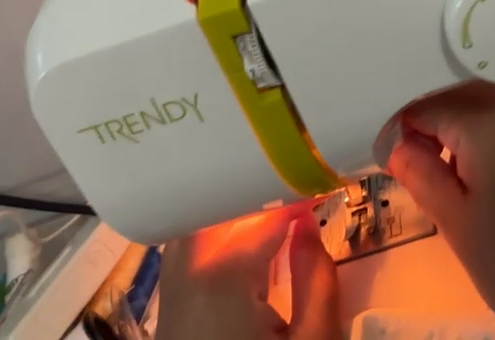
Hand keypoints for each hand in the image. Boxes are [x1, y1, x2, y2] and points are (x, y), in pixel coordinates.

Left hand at [157, 206, 340, 339]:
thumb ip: (318, 278)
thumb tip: (307, 226)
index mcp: (225, 278)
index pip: (267, 215)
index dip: (300, 195)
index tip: (327, 184)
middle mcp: (188, 273)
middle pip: (221, 209)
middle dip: (260, 194)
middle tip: (300, 192)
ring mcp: (171, 291)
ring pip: (200, 226)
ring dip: (236, 213)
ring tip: (276, 211)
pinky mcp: (167, 311)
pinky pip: (190, 251)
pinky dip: (218, 236)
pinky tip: (246, 243)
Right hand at [385, 82, 494, 339]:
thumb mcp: (458, 224)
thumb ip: (422, 176)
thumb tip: (398, 146)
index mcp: (490, 122)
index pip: (430, 109)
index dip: (402, 131)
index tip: (386, 160)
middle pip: (462, 96)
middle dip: (432, 119)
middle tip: (412, 162)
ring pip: (492, 101)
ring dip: (463, 121)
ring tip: (448, 169)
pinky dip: (493, 128)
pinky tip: (489, 169)